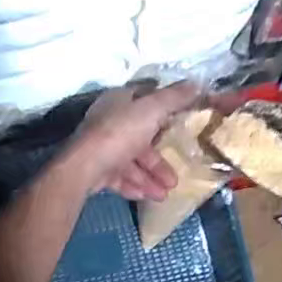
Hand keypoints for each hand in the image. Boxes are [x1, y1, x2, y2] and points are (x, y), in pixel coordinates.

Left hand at [54, 81, 201, 200]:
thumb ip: (174, 98)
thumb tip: (195, 84)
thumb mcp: (152, 110)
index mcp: (119, 102)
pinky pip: (119, 178)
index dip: (164, 113)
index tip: (180, 128)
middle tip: (174, 179)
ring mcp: (101, 149)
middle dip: (159, 162)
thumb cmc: (119, 133)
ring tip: (164, 194)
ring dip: (149, 179)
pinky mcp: (96, 170)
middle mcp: (109, 123)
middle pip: (140, 141)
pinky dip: (134, 186)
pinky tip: (147, 196)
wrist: (85, 167)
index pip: (144, 104)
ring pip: (131, 163)